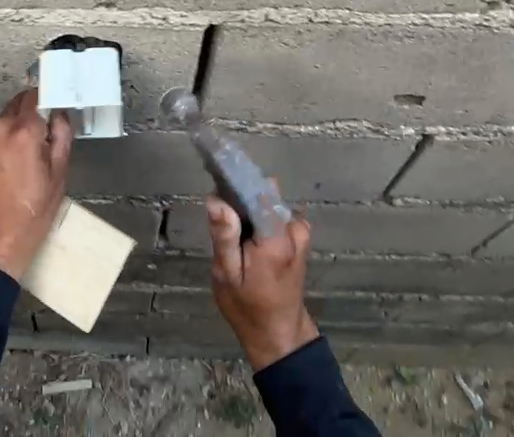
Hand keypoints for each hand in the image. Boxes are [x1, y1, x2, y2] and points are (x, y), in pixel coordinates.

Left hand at [0, 88, 73, 279]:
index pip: (37, 96)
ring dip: (10, 134)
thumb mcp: (57, 178)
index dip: (47, 104)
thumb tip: (59, 116)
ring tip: (15, 166)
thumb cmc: (27, 218)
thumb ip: (61, 138)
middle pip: (17, 107)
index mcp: (23, 132)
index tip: (52, 115)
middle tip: (37, 147)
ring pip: (1, 123)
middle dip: (29, 120)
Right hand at [207, 192, 318, 370]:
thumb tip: (215, 199)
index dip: (234, 181)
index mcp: (275, 239)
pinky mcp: (299, 234)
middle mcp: (293, 228)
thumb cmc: (248, 308)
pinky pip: (274, 211)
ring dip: (248, 210)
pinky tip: (248, 238)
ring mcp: (299, 230)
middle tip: (221, 224)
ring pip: (267, 201)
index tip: (214, 180)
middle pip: (262, 193)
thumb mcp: (227, 276)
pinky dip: (259, 218)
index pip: (256, 191)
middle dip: (239, 200)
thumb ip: (224, 236)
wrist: (279, 334)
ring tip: (234, 235)